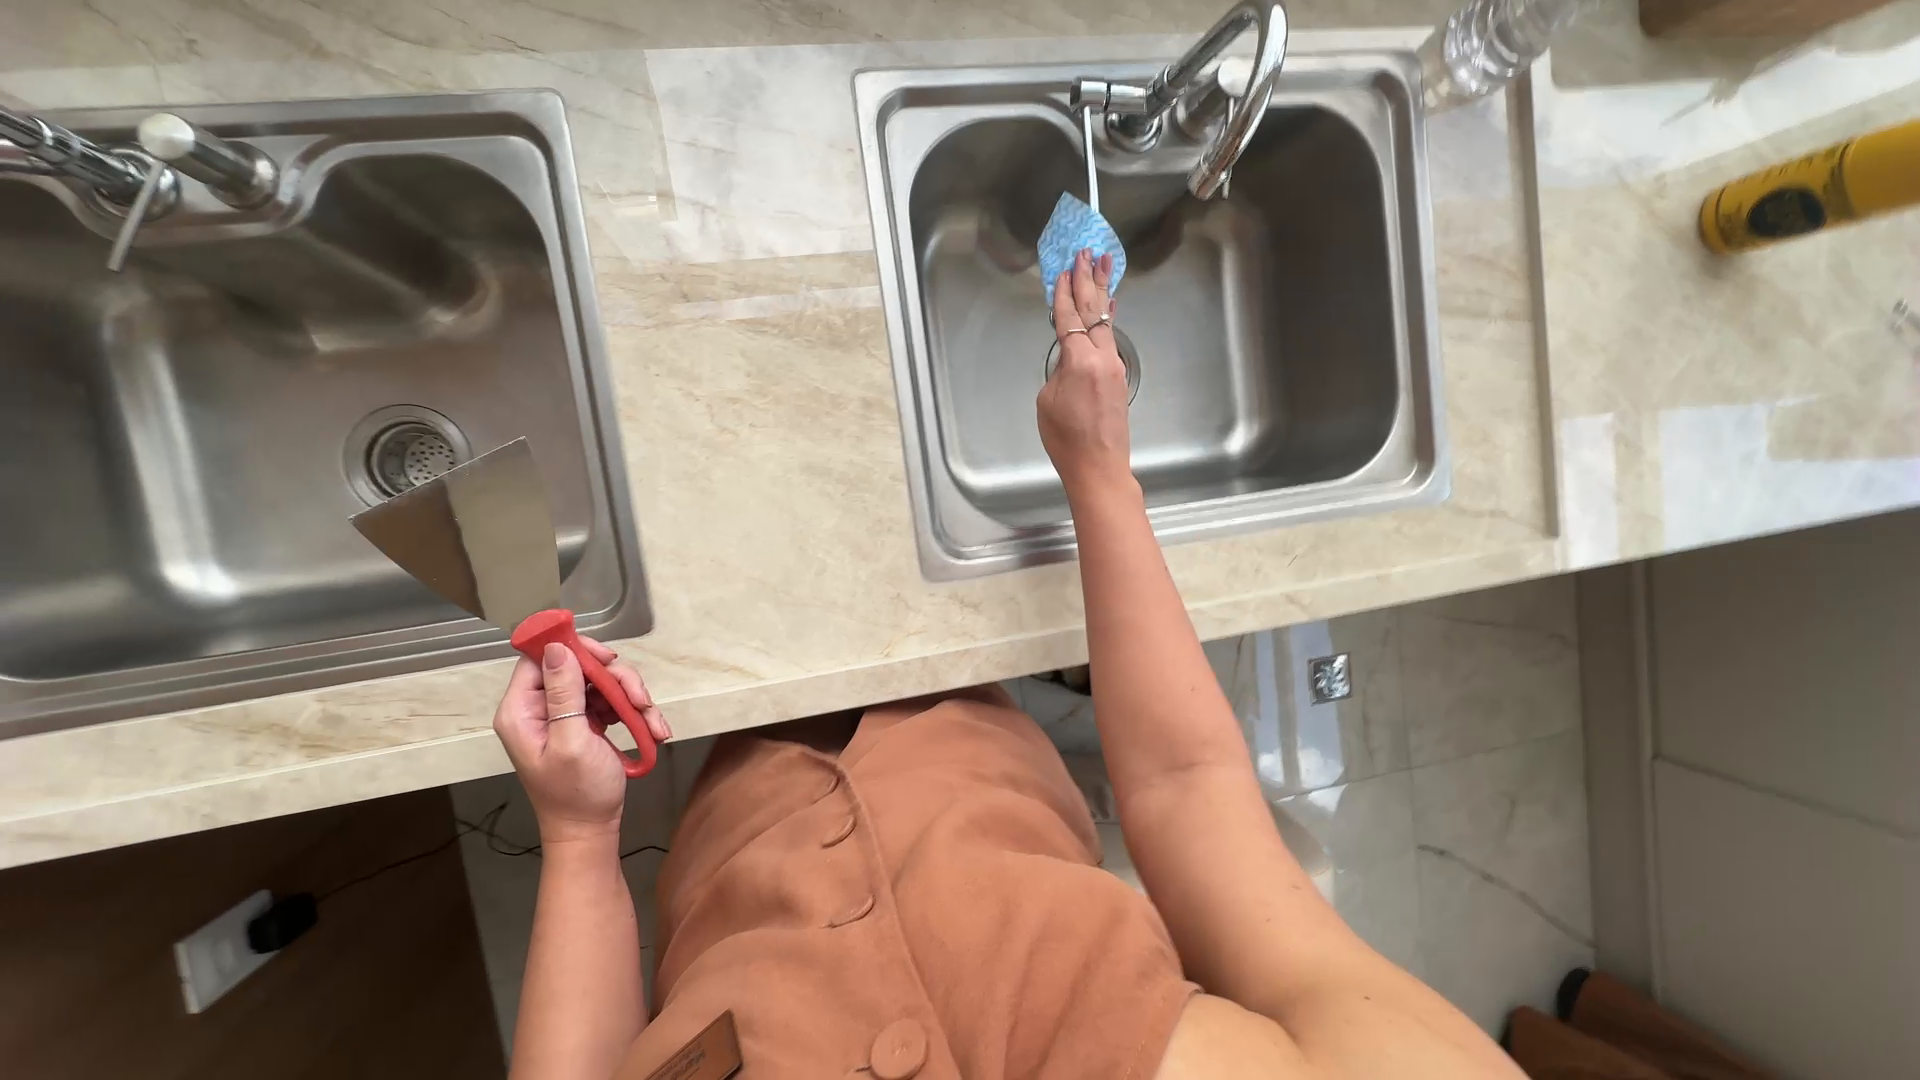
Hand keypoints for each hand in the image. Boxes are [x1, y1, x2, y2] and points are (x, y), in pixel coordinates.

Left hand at [492, 637, 670, 844]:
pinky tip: (652, 729)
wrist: (591, 829)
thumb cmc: (576, 793)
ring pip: (603, 681)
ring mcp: (567, 714)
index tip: (606, 659)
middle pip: (580, 666)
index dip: (573, 650)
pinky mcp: (588, 721)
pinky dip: (636, 711)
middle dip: (615, 679)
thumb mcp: (571, 742)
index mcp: (522, 710)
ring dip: (632, 697)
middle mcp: (541, 707)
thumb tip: (557, 647)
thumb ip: (564, 694)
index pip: (540, 658)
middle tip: (638, 698)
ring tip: (650, 722)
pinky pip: (614, 700)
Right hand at [1039, 248, 1132, 493]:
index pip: (1069, 319)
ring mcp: (1113, 367)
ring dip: (1102, 293)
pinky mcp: (1117, 378)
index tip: (1063, 271)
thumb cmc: (1067, 440)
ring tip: (1105, 266)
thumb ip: (1058, 372)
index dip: (1064, 295)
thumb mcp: (1048, 401)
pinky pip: (1111, 339)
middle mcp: (1101, 358)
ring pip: (1105, 322)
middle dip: (1088, 281)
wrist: (1098, 466)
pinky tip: (1110, 306)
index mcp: (1079, 362)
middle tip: (1088, 254)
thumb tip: (1067, 361)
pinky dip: (1107, 318)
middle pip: (1093, 311)